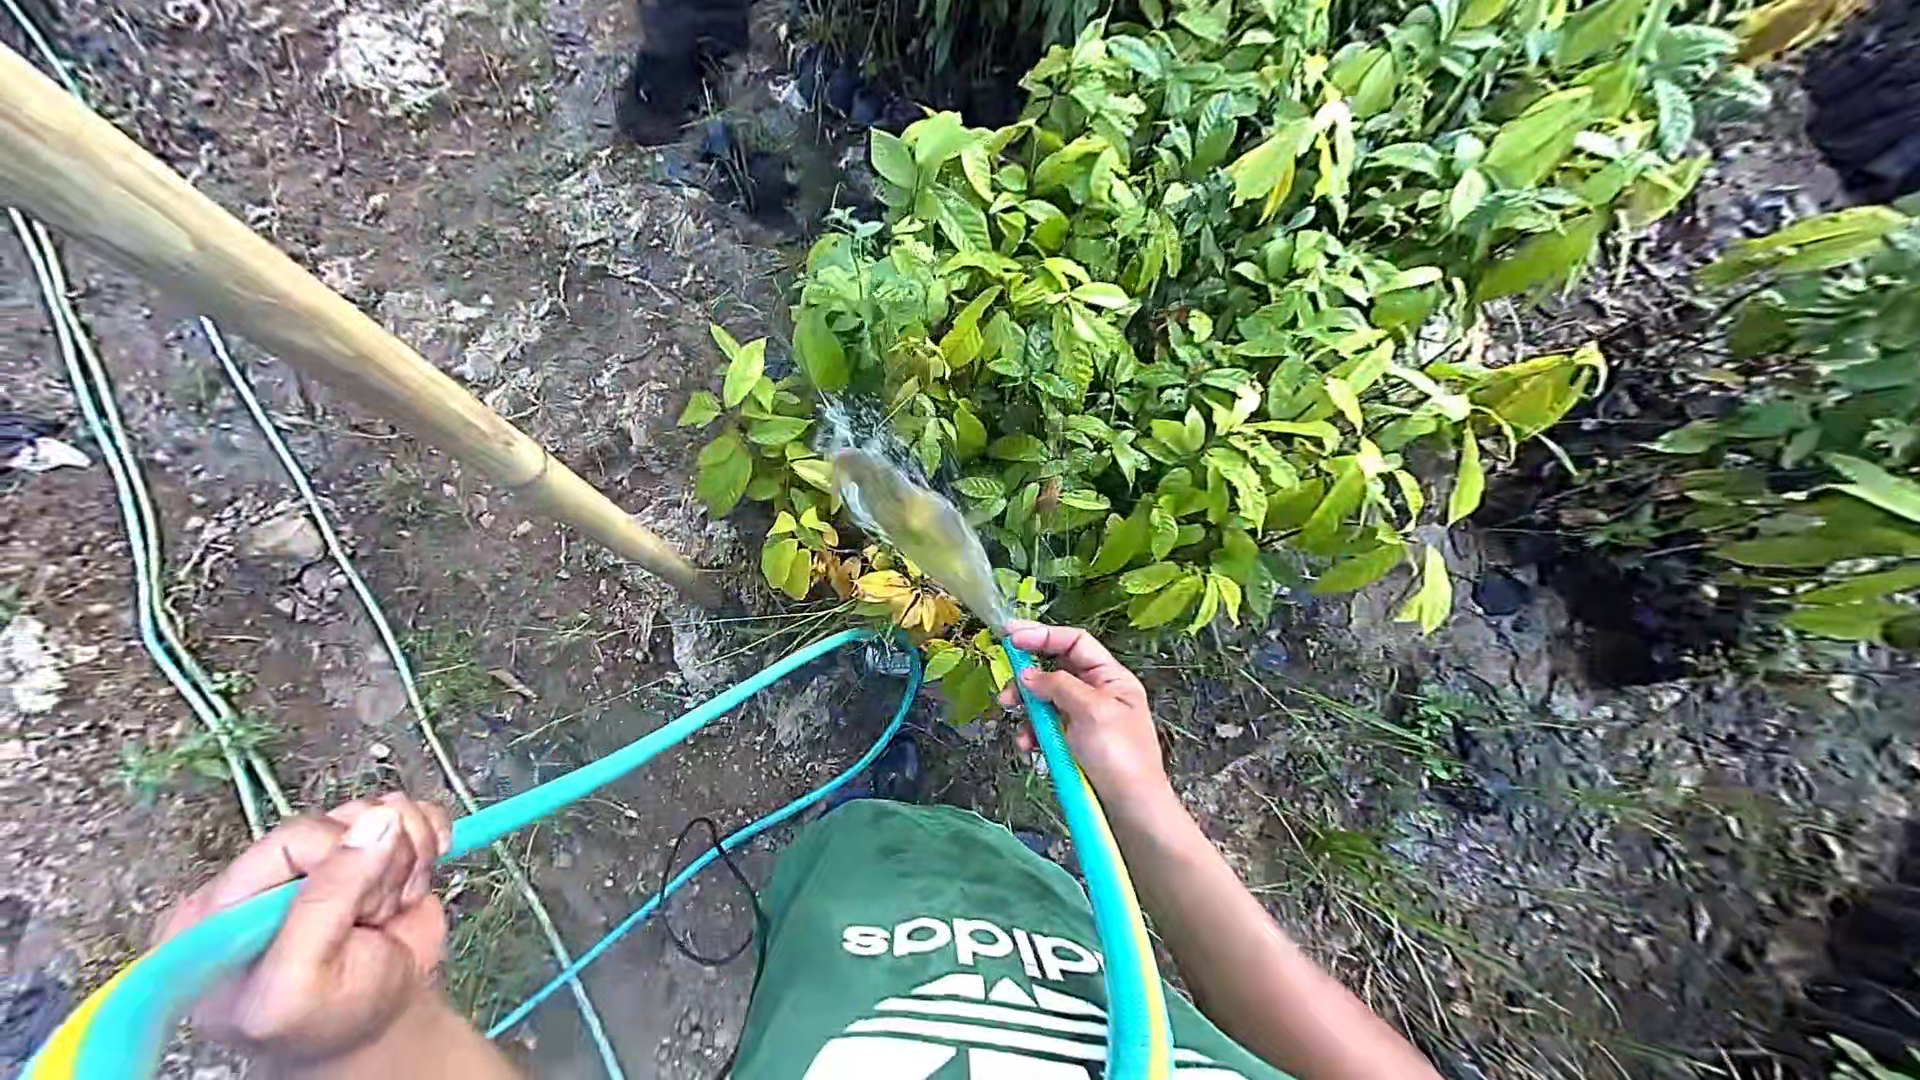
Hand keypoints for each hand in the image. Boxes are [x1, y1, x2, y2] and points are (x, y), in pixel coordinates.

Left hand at [157, 793, 452, 1066]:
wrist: (382, 1018)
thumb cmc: (328, 1016)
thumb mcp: (306, 978)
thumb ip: (327, 902)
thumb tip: (381, 818)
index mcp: (222, 907)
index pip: (295, 838)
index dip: (341, 864)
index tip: (353, 911)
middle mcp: (273, 873)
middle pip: (349, 821)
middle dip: (383, 863)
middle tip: (375, 914)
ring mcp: (332, 857)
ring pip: (388, 810)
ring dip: (412, 853)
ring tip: (396, 902)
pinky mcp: (380, 847)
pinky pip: (417, 811)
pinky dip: (434, 837)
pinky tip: (422, 875)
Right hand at [997, 621, 1170, 806]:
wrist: (1134, 812)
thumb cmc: (1120, 756)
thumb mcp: (1092, 712)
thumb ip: (1059, 686)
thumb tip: (1027, 674)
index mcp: (1111, 677)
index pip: (1074, 642)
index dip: (1042, 635)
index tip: (1010, 637)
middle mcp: (1097, 692)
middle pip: (1054, 669)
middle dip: (1027, 677)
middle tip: (1007, 691)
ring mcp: (1084, 718)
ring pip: (1045, 699)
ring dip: (1026, 707)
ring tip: (1013, 720)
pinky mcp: (1073, 742)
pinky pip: (1045, 727)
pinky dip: (1032, 732)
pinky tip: (1026, 745)